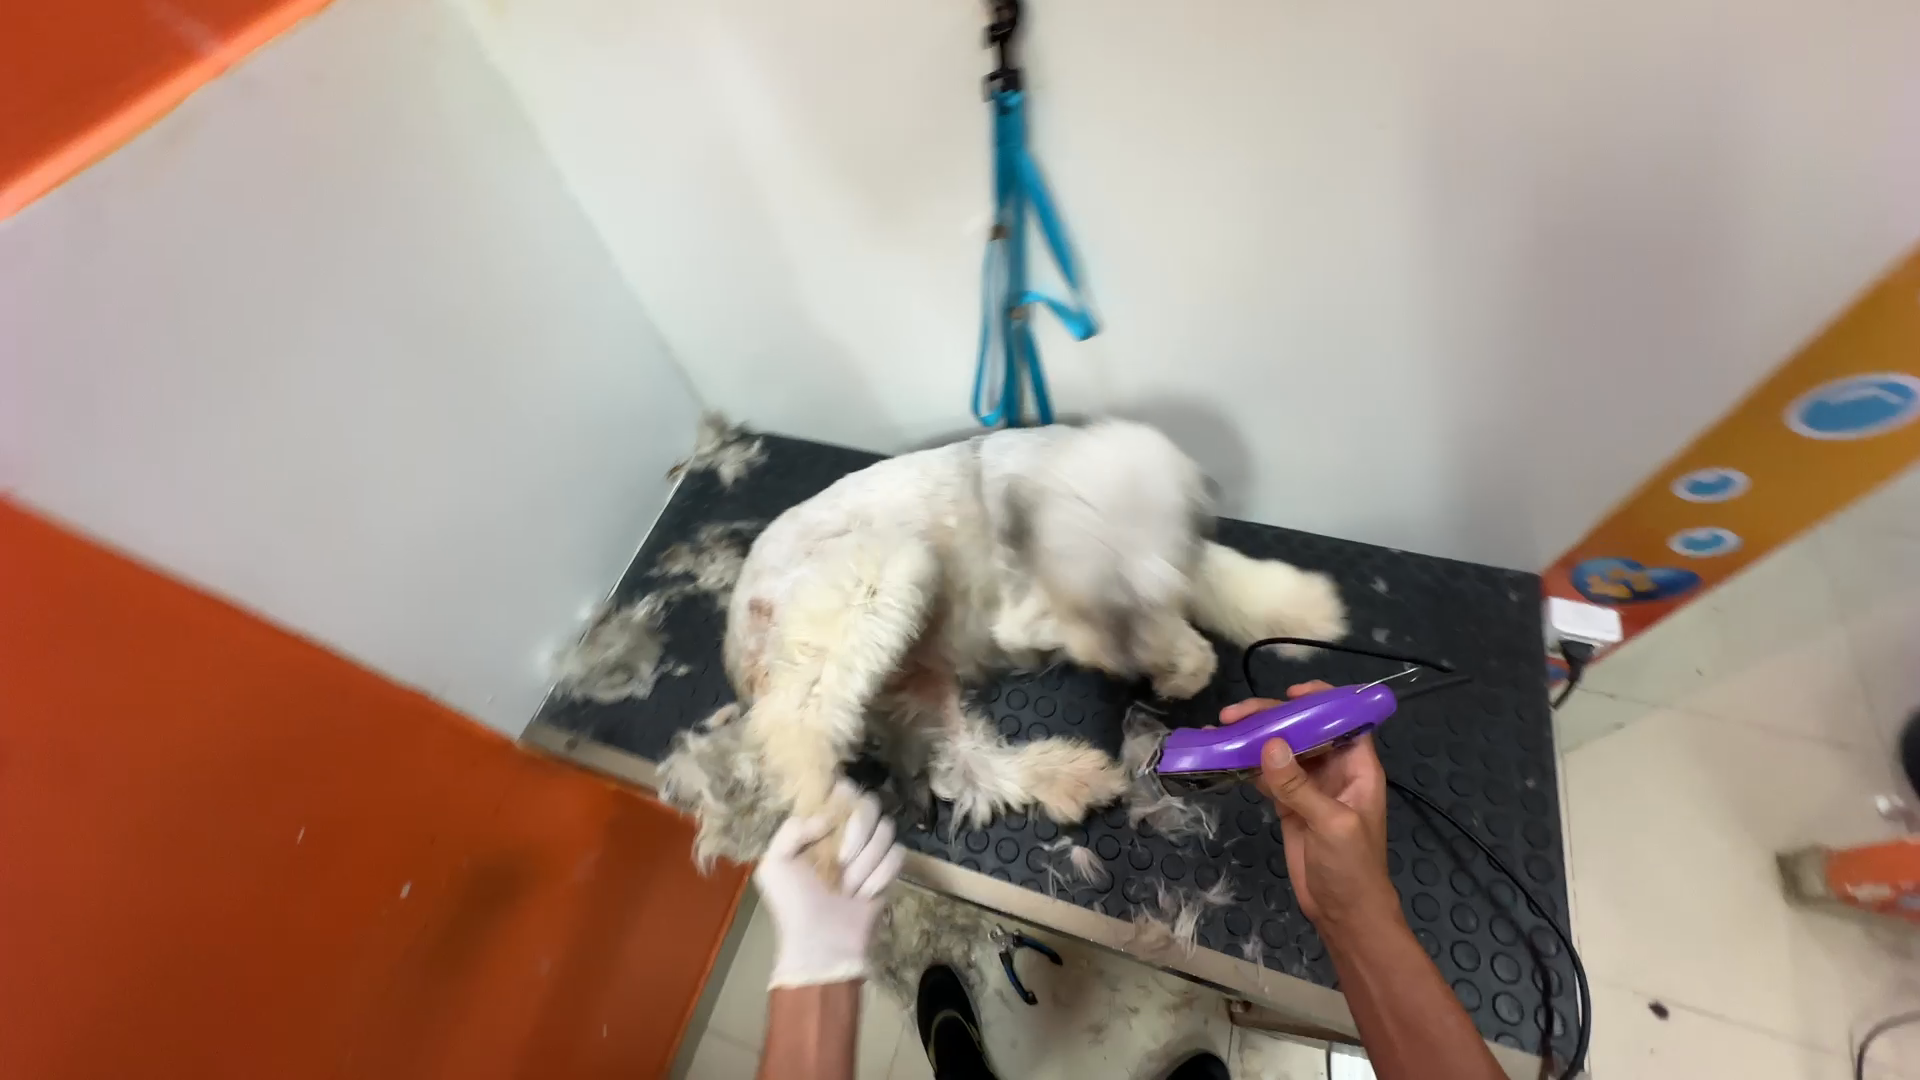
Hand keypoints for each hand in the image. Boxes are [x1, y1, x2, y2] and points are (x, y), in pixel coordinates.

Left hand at [754, 781, 904, 988]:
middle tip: (841, 859)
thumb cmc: (793, 906)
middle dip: (858, 831)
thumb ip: (792, 829)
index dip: (843, 798)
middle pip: (870, 803)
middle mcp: (848, 832)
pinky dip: (880, 876)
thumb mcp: (774, 866)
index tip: (834, 819)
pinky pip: (898, 854)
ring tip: (847, 888)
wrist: (821, 945)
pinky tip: (863, 896)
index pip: (843, 790)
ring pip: (887, 829)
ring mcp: (871, 851)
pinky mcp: (889, 870)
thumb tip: (827, 817)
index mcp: (821, 826)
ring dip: (865, 862)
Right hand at [1222, 683, 1399, 935]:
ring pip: (1279, 747)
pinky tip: (1220, 753)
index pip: (1344, 721)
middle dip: (1270, 717)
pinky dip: (1243, 761)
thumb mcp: (1331, 825)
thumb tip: (1270, 745)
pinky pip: (1264, 772)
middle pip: (1302, 729)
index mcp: (1357, 768)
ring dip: (1251, 736)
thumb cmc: (1352, 868)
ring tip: (1219, 728)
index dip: (1322, 701)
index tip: (1290, 692)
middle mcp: (1333, 770)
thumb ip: (1299, 786)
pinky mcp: (1287, 802)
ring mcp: (1307, 785)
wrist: (1342, 914)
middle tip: (1233, 715)